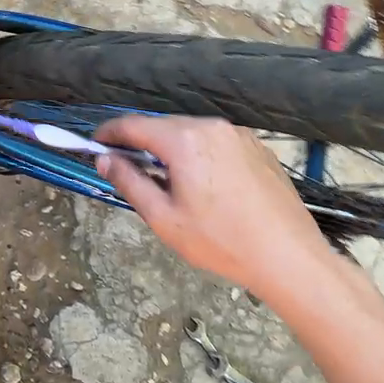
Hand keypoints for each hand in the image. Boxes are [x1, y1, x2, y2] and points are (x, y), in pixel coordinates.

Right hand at [95, 116, 332, 297]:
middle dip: (140, 143)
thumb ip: (130, 183)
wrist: (290, 257)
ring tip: (166, 181)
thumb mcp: (164, 219)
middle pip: (162, 126)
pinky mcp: (258, 146)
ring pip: (189, 133)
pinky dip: (198, 153)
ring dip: (170, 149)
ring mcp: (237, 134)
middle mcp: (210, 127)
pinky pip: (215, 142)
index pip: (133, 125)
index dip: (109, 133)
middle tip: (127, 168)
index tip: (93, 144)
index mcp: (183, 140)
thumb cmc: (221, 242)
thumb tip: (104, 159)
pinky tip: (203, 184)